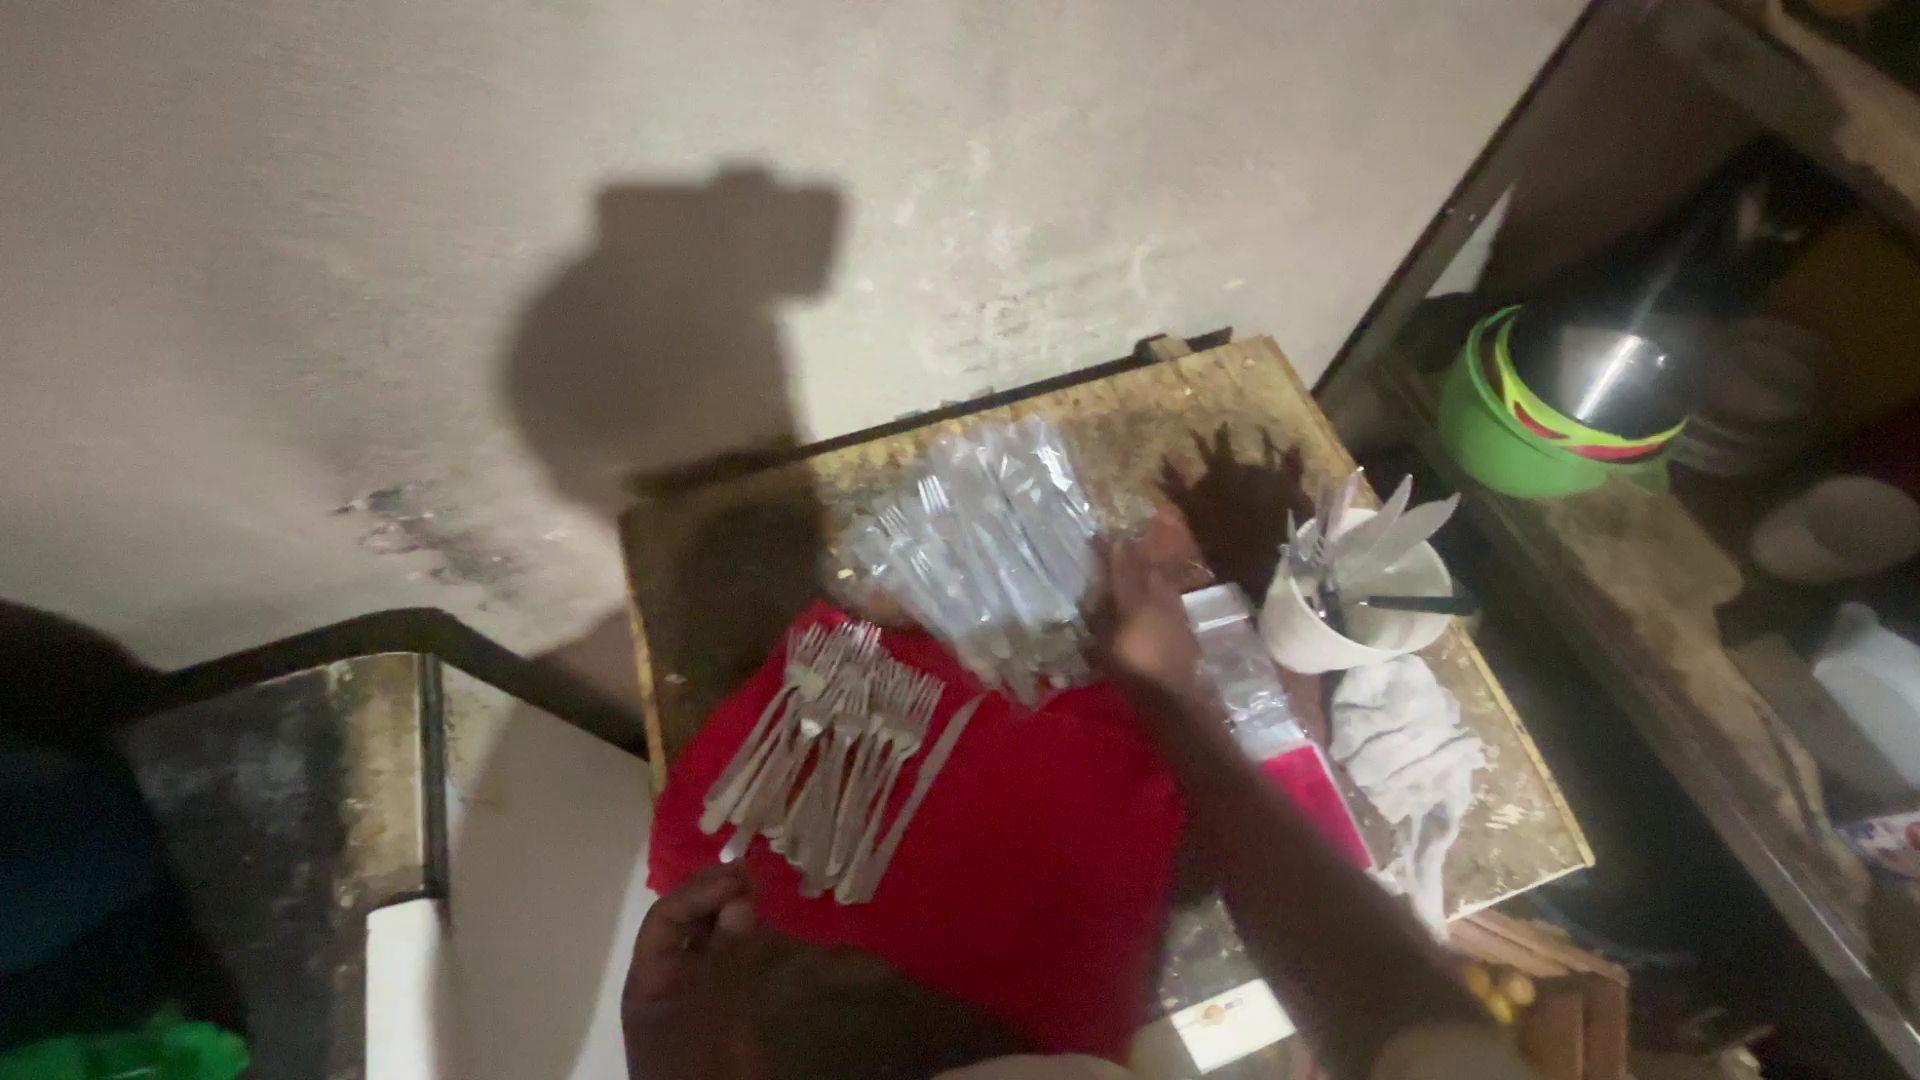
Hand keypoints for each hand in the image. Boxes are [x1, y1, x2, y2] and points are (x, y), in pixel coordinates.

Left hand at [622, 863, 764, 1079]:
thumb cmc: (699, 1064)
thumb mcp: (710, 1007)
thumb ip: (725, 951)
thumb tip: (741, 900)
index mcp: (650, 977)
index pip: (666, 917)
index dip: (700, 893)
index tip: (738, 880)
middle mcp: (668, 974)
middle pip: (682, 918)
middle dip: (711, 890)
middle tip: (749, 873)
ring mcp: (693, 985)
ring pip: (704, 930)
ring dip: (726, 904)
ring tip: (755, 885)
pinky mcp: (720, 997)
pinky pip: (724, 949)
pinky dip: (739, 927)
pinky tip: (757, 916)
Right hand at [1092, 535, 1203, 699]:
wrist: (1173, 700)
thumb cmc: (1132, 672)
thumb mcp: (1104, 645)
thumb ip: (1098, 617)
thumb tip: (1091, 596)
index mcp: (1135, 598)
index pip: (1121, 564)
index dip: (1109, 548)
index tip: (1098, 534)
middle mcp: (1157, 597)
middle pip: (1144, 567)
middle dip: (1130, 554)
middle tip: (1116, 545)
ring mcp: (1174, 610)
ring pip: (1157, 580)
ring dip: (1144, 570)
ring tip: (1131, 567)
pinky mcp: (1183, 624)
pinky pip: (1165, 596)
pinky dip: (1154, 590)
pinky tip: (1148, 597)